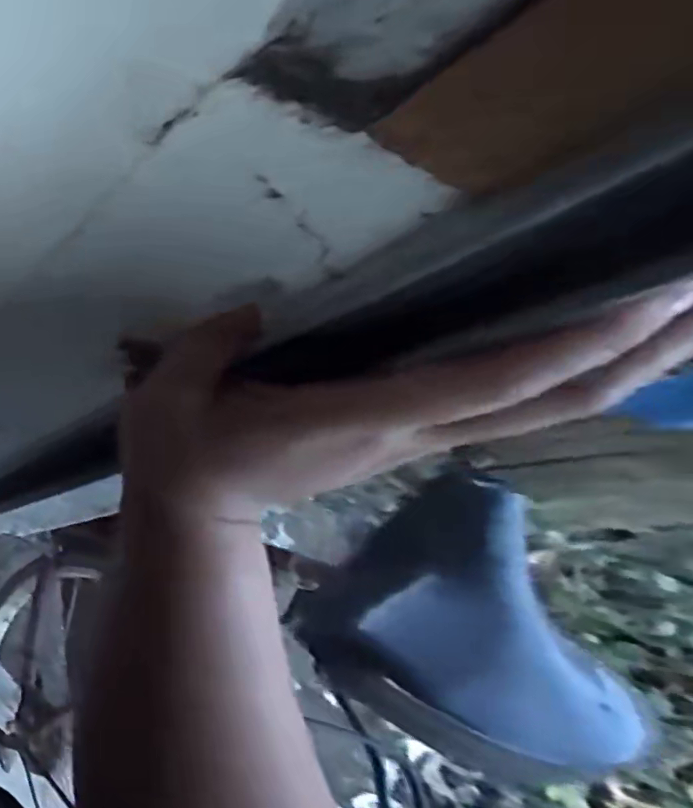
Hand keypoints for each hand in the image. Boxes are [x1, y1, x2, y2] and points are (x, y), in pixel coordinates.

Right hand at [119, 281, 692, 522]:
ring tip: (680, 315)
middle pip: (543, 405)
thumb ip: (209, 345)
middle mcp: (399, 434)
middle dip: (633, 354)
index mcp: (349, 419)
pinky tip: (584, 352)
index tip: (652, 294)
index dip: (568, 345)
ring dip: (614, 369)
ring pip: (534, 413)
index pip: (481, 385)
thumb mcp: (166, 395)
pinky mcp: (393, 444)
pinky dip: (556, 380)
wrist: (188, 513)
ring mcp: (403, 444)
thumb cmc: (177, 456)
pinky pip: (498, 412)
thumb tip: (256, 312)